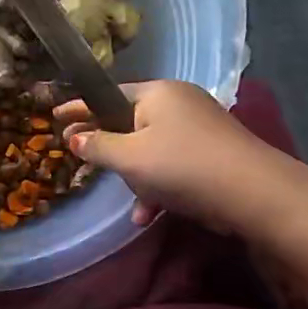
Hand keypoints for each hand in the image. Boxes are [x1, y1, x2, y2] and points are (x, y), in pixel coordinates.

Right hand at [55, 80, 270, 230]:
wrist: (252, 193)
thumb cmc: (180, 166)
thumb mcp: (128, 158)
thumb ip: (97, 146)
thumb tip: (74, 137)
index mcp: (157, 93)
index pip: (109, 96)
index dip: (80, 109)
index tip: (56, 118)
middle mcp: (179, 103)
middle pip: (130, 124)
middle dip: (112, 151)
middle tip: (89, 165)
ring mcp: (199, 128)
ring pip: (151, 150)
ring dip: (137, 179)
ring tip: (133, 204)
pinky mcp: (212, 154)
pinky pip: (172, 166)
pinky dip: (158, 188)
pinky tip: (149, 215)